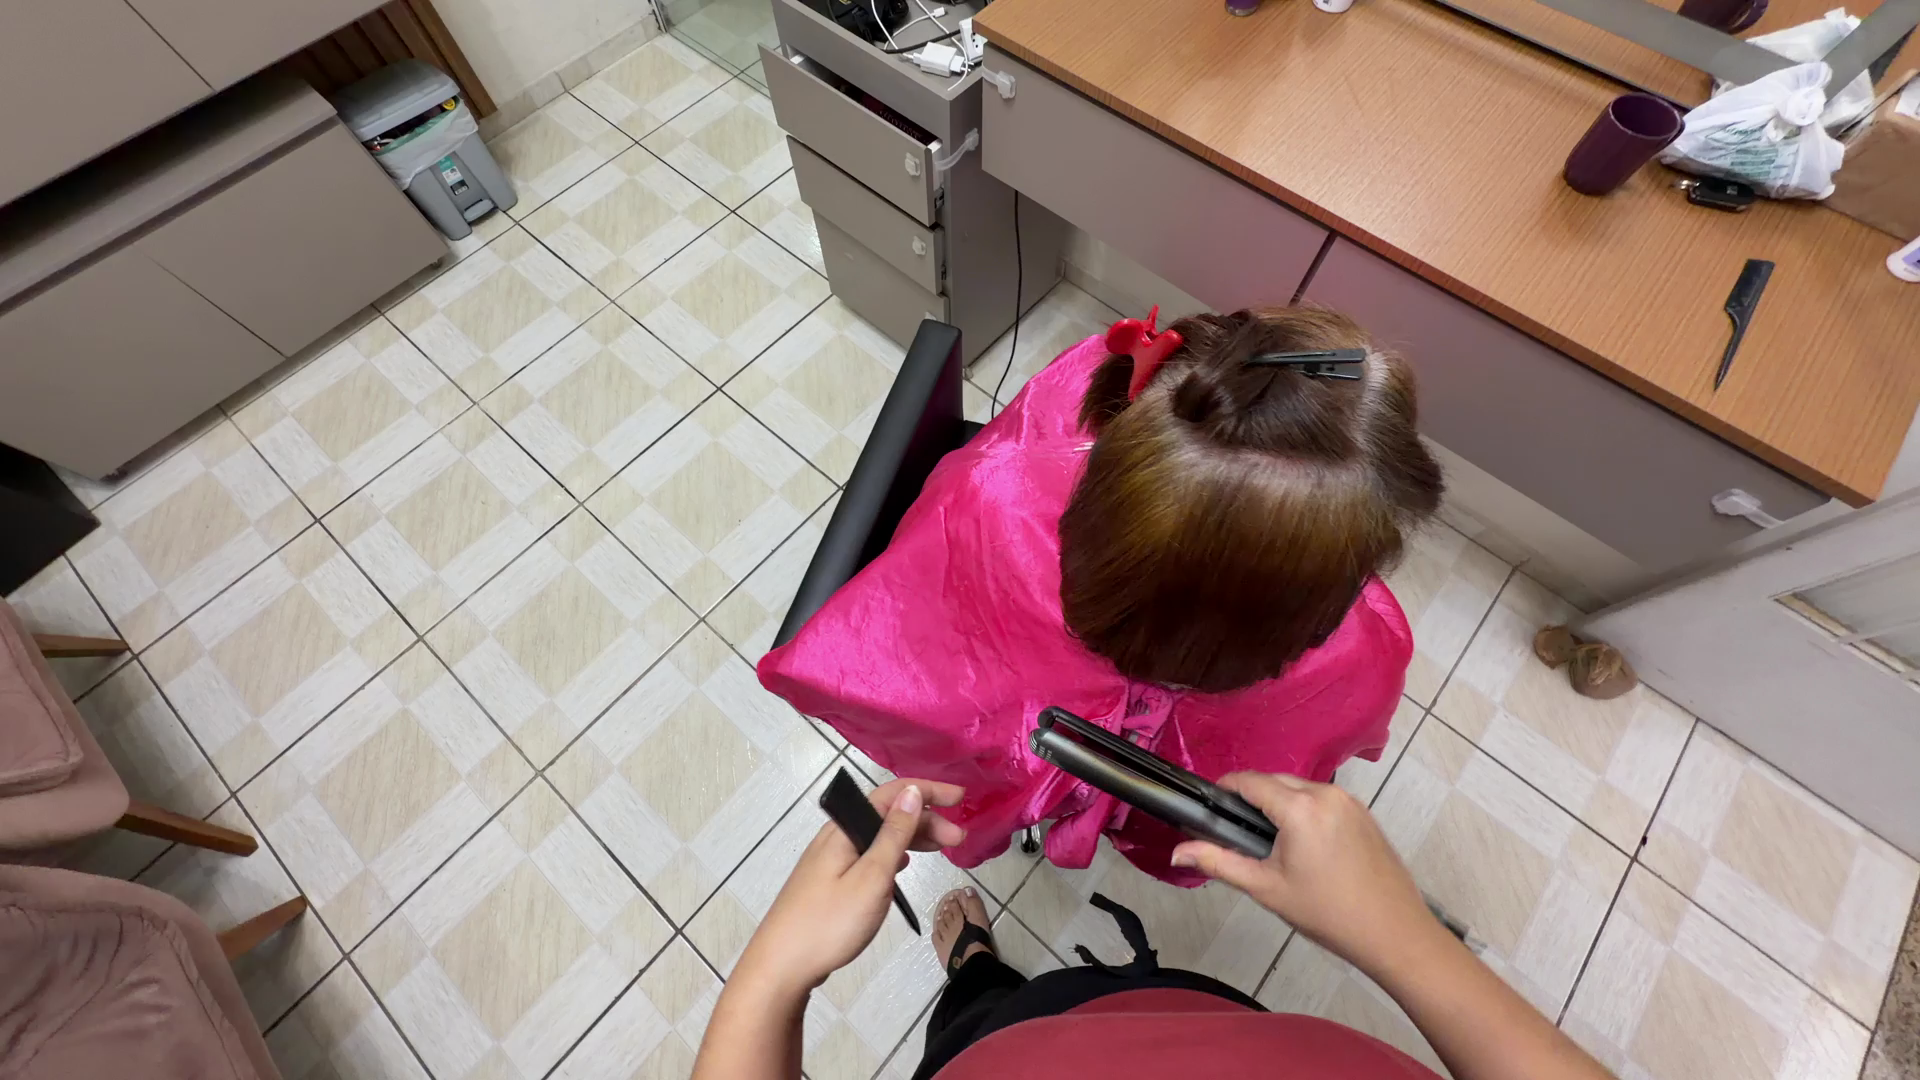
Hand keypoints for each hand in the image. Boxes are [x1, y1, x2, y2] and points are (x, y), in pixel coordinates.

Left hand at [735, 778, 965, 998]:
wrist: (779, 968)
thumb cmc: (829, 922)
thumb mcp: (872, 878)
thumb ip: (894, 834)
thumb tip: (911, 792)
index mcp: (847, 828)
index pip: (893, 793)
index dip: (928, 790)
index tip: (960, 797)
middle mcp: (838, 835)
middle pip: (888, 814)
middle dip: (926, 819)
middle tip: (959, 838)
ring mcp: (832, 858)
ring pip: (879, 835)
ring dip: (912, 837)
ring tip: (942, 848)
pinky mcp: (831, 880)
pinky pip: (870, 853)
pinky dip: (894, 854)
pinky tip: (905, 864)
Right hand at [1171, 772, 1441, 975]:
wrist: (1397, 936)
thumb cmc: (1327, 913)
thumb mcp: (1266, 889)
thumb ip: (1218, 863)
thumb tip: (1176, 854)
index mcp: (1299, 807)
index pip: (1249, 781)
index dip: (1225, 789)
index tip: (1211, 806)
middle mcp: (1324, 793)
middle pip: (1274, 780)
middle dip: (1253, 797)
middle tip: (1240, 831)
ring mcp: (1348, 800)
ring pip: (1298, 787)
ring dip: (1279, 802)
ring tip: (1271, 839)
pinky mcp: (1364, 812)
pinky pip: (1321, 797)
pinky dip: (1304, 808)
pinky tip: (1304, 842)